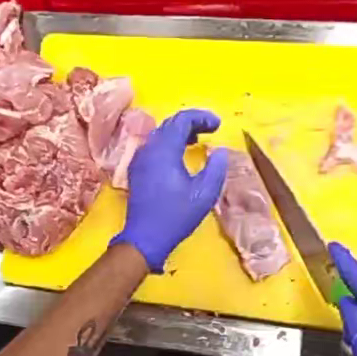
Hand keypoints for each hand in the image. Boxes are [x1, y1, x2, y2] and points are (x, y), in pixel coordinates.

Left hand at [110, 109, 228, 271]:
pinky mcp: (136, 172)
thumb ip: (216, 168)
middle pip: (169, 124)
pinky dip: (168, 145)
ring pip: (159, 135)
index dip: (202, 117)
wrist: (144, 238)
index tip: (218, 125)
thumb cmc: (175, 216)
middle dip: (191, 123)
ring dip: (179, 134)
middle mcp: (148, 150)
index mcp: (164, 150)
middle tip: (210, 130)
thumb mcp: (204, 194)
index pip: (182, 119)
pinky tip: (178, 158)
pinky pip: (153, 148)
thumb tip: (220, 152)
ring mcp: (139, 160)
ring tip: (197, 141)